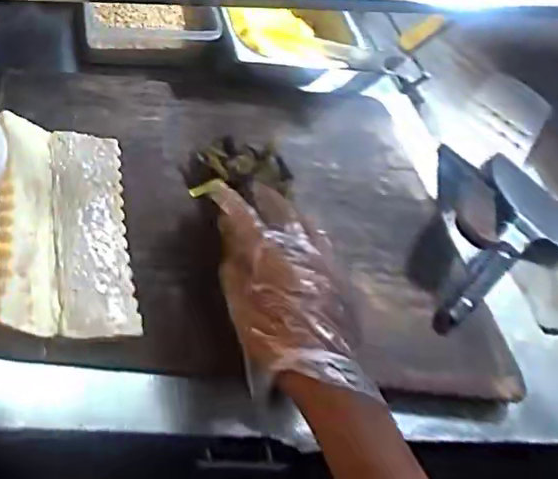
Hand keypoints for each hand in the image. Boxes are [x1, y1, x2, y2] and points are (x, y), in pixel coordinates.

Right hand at [208, 182, 379, 400]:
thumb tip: (228, 229)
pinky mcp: (340, 275)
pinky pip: (322, 243)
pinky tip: (305, 237)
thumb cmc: (269, 332)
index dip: (228, 197)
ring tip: (281, 208)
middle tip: (254, 188)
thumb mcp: (237, 296)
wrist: (320, 369)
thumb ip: (232, 258)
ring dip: (291, 212)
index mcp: (268, 249)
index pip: (243, 212)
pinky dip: (309, 233)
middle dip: (266, 196)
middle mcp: (298, 245)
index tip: (217, 187)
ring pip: (307, 223)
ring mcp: (323, 259)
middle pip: (281, 208)